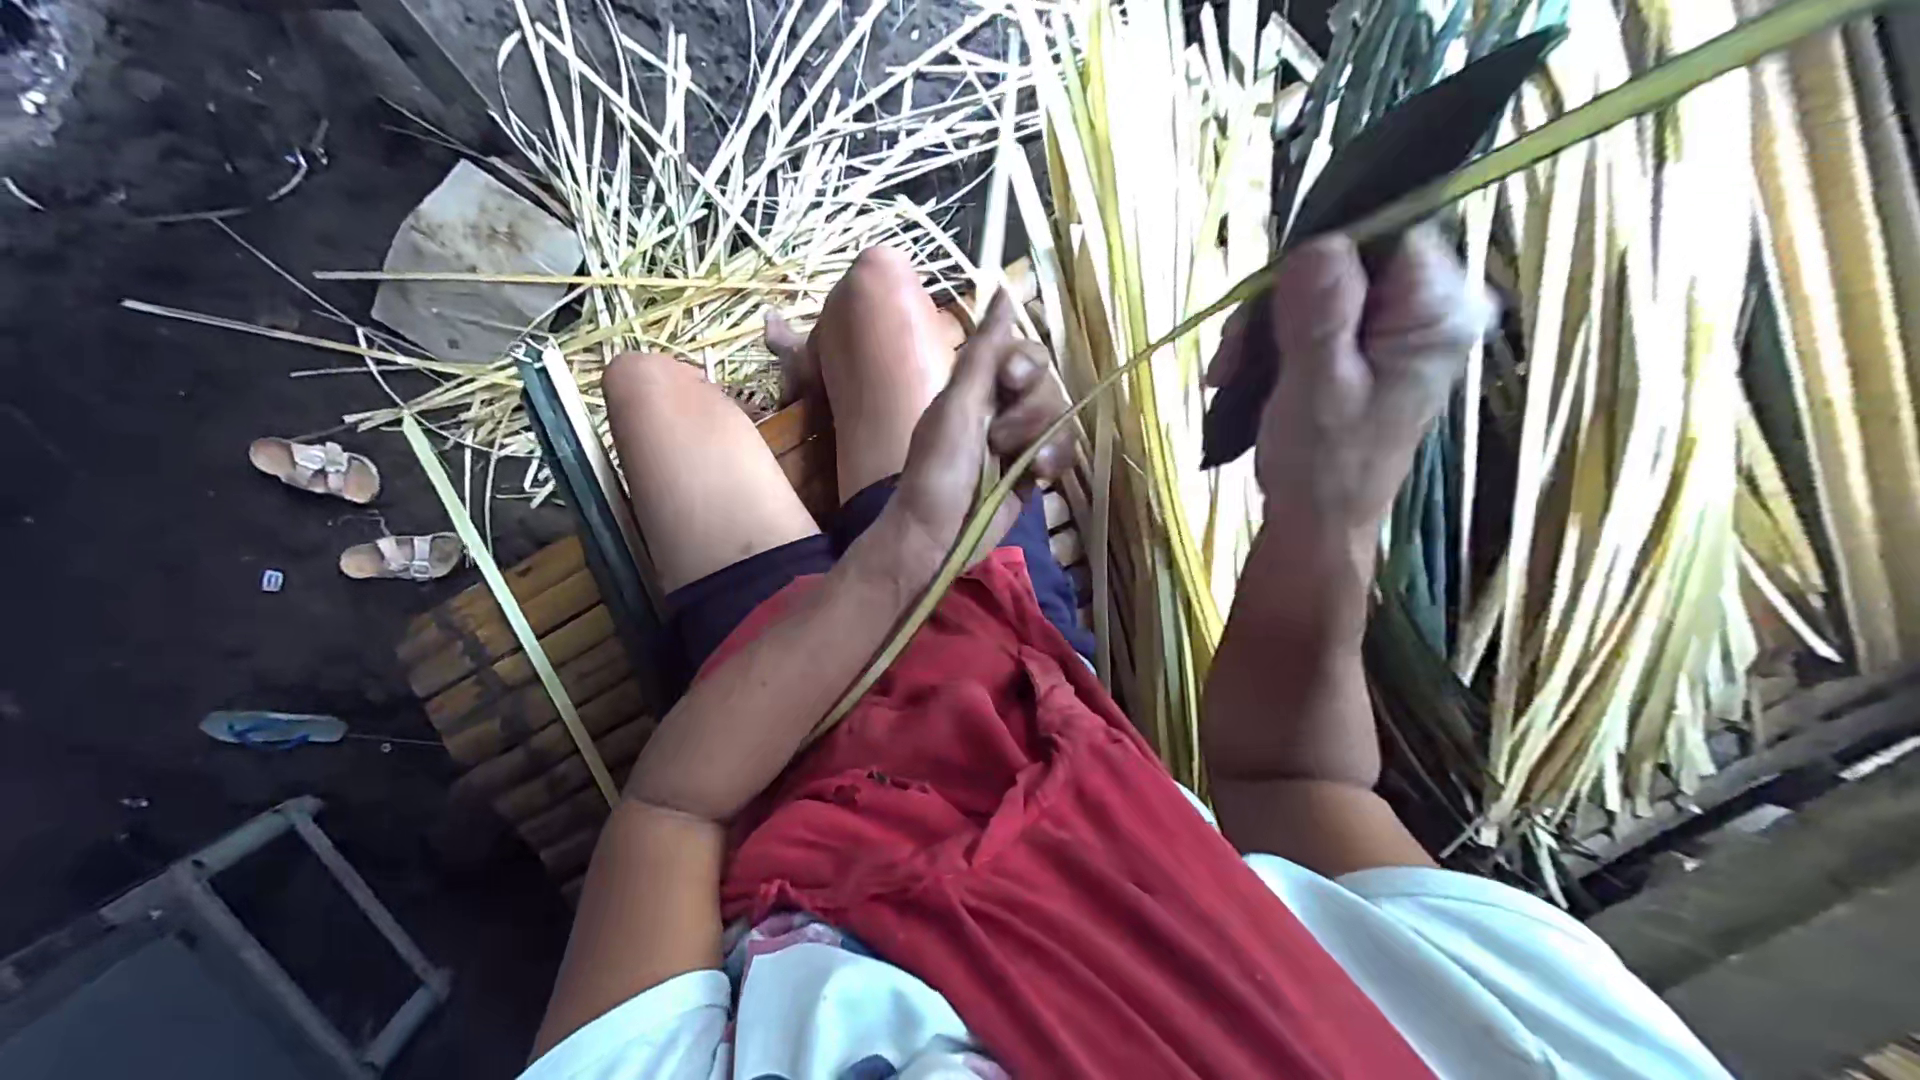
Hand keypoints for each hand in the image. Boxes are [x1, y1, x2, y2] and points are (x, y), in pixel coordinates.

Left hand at [880, 289, 1072, 582]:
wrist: (939, 534)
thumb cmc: (939, 466)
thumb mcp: (958, 404)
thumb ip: (985, 350)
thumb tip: (1003, 289)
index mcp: (978, 386)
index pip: (1025, 355)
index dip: (1026, 366)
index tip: (1012, 381)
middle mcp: (1001, 407)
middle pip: (1047, 387)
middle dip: (1030, 413)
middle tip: (1000, 439)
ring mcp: (1019, 440)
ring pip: (1059, 419)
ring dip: (1042, 440)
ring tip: (1021, 464)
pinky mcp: (1032, 471)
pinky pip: (1061, 452)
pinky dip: (1053, 462)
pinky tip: (1038, 477)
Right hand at [1207, 227, 1491, 543]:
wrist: (1315, 522)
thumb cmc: (1322, 465)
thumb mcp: (1317, 385)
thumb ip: (1321, 312)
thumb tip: (1317, 242)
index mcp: (1436, 314)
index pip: (1388, 233)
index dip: (1323, 253)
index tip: (1269, 296)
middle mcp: (1425, 311)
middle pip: (1345, 260)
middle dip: (1277, 301)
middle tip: (1233, 353)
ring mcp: (1391, 330)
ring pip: (1315, 290)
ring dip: (1262, 326)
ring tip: (1229, 372)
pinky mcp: (1360, 348)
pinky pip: (1307, 318)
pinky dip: (1267, 342)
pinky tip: (1238, 375)